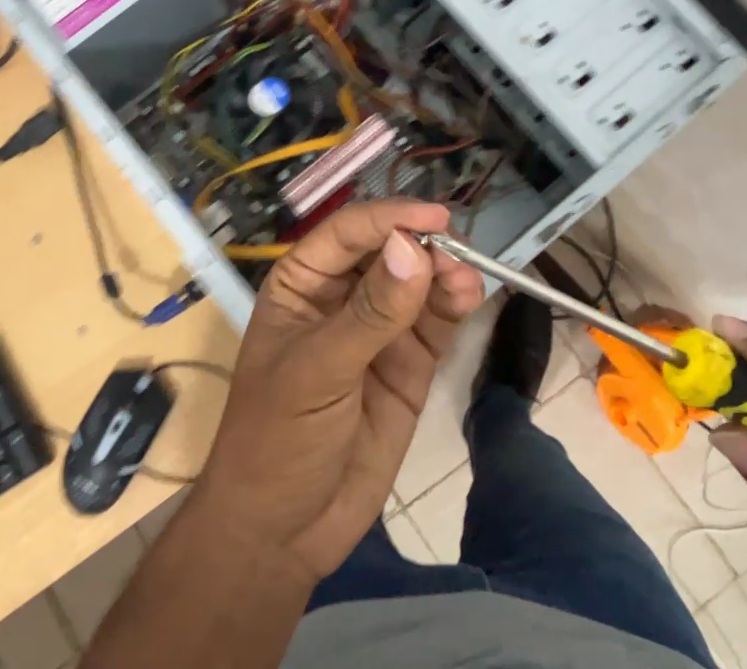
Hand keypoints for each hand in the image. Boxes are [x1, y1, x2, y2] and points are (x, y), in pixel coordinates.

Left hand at [193, 200, 485, 581]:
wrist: (286, 528)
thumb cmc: (277, 438)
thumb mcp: (316, 372)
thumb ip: (369, 314)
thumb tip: (411, 250)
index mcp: (300, 287)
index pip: (345, 234)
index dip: (388, 219)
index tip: (434, 219)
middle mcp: (340, 300)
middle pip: (387, 253)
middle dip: (422, 246)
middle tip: (459, 251)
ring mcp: (377, 333)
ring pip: (417, 285)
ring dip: (444, 274)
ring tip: (466, 277)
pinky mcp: (408, 367)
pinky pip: (435, 324)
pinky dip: (454, 306)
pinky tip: (469, 296)